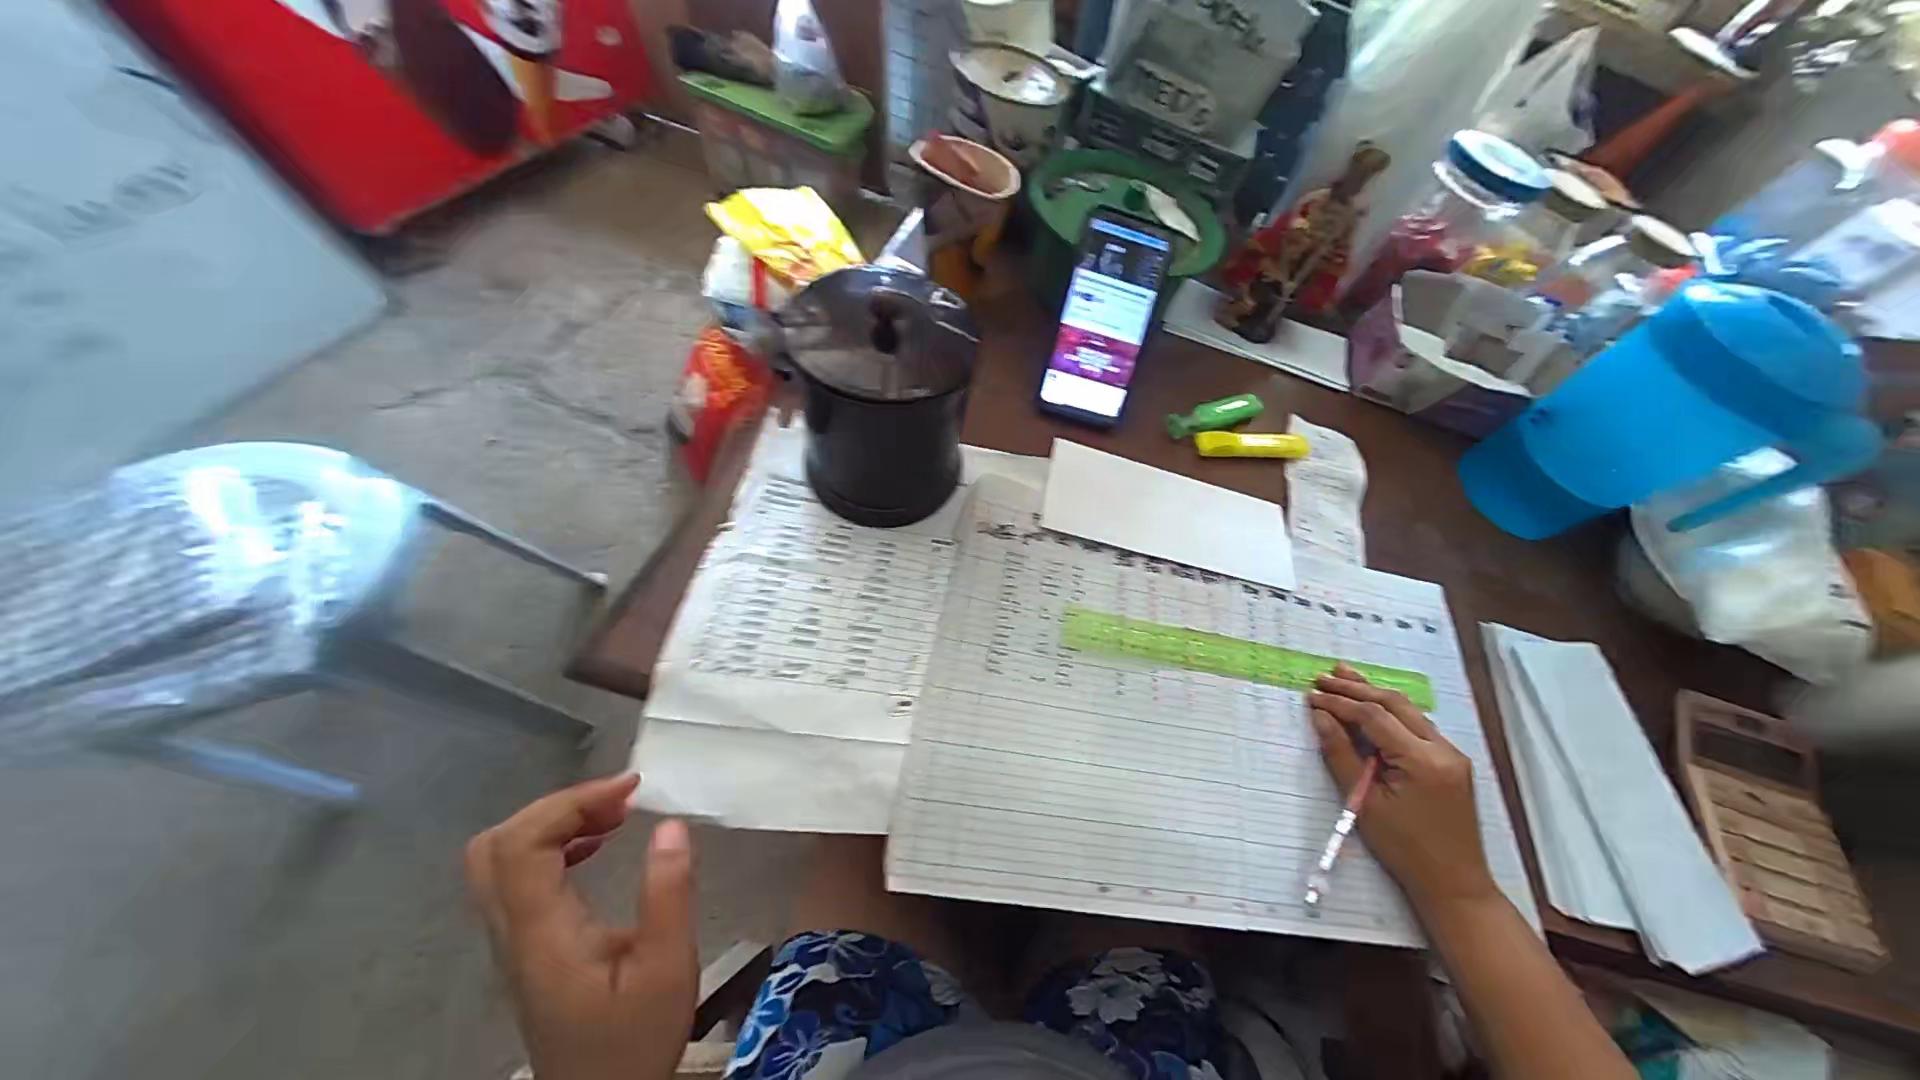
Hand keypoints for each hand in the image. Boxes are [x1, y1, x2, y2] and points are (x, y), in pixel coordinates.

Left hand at [465, 774, 696, 1079]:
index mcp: (541, 935)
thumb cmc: (637, 1038)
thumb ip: (668, 893)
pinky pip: (519, 875)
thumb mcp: (667, 966)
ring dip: (557, 821)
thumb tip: (671, 824)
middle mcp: (512, 932)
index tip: (631, 790)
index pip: (521, 845)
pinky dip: (556, 844)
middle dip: (559, 805)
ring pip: (502, 857)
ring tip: (617, 815)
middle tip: (620, 802)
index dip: (570, 802)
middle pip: (498, 844)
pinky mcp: (526, 944)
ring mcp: (513, 939)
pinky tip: (598, 844)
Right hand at [1308, 664, 1496, 910]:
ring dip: (1374, 692)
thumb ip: (1341, 754)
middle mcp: (1443, 750)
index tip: (1311, 696)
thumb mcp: (1364, 802)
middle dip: (1356, 687)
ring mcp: (1451, 755)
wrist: (1454, 883)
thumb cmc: (1404, 848)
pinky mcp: (1450, 762)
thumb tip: (1320, 717)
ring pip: (1408, 710)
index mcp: (1423, 761)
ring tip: (1343, 675)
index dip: (1340, 702)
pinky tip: (1371, 703)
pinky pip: (1416, 725)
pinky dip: (1389, 710)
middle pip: (1394, 704)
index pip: (1374, 717)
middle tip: (1323, 676)